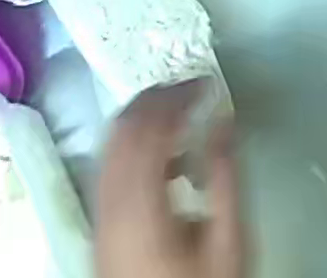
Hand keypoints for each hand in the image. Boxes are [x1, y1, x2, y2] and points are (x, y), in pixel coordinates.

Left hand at [95, 81, 245, 277]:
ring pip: (111, 138)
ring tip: (181, 111)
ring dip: (143, 114)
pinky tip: (163, 151)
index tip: (206, 83)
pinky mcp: (98, 221)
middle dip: (158, 96)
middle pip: (124, 123)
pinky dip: (131, 139)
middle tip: (193, 89)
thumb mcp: (229, 243)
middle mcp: (110, 198)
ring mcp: (99, 209)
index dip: (177, 95)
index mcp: (142, 202)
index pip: (150, 125)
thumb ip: (225, 175)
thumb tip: (223, 117)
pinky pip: (108, 160)